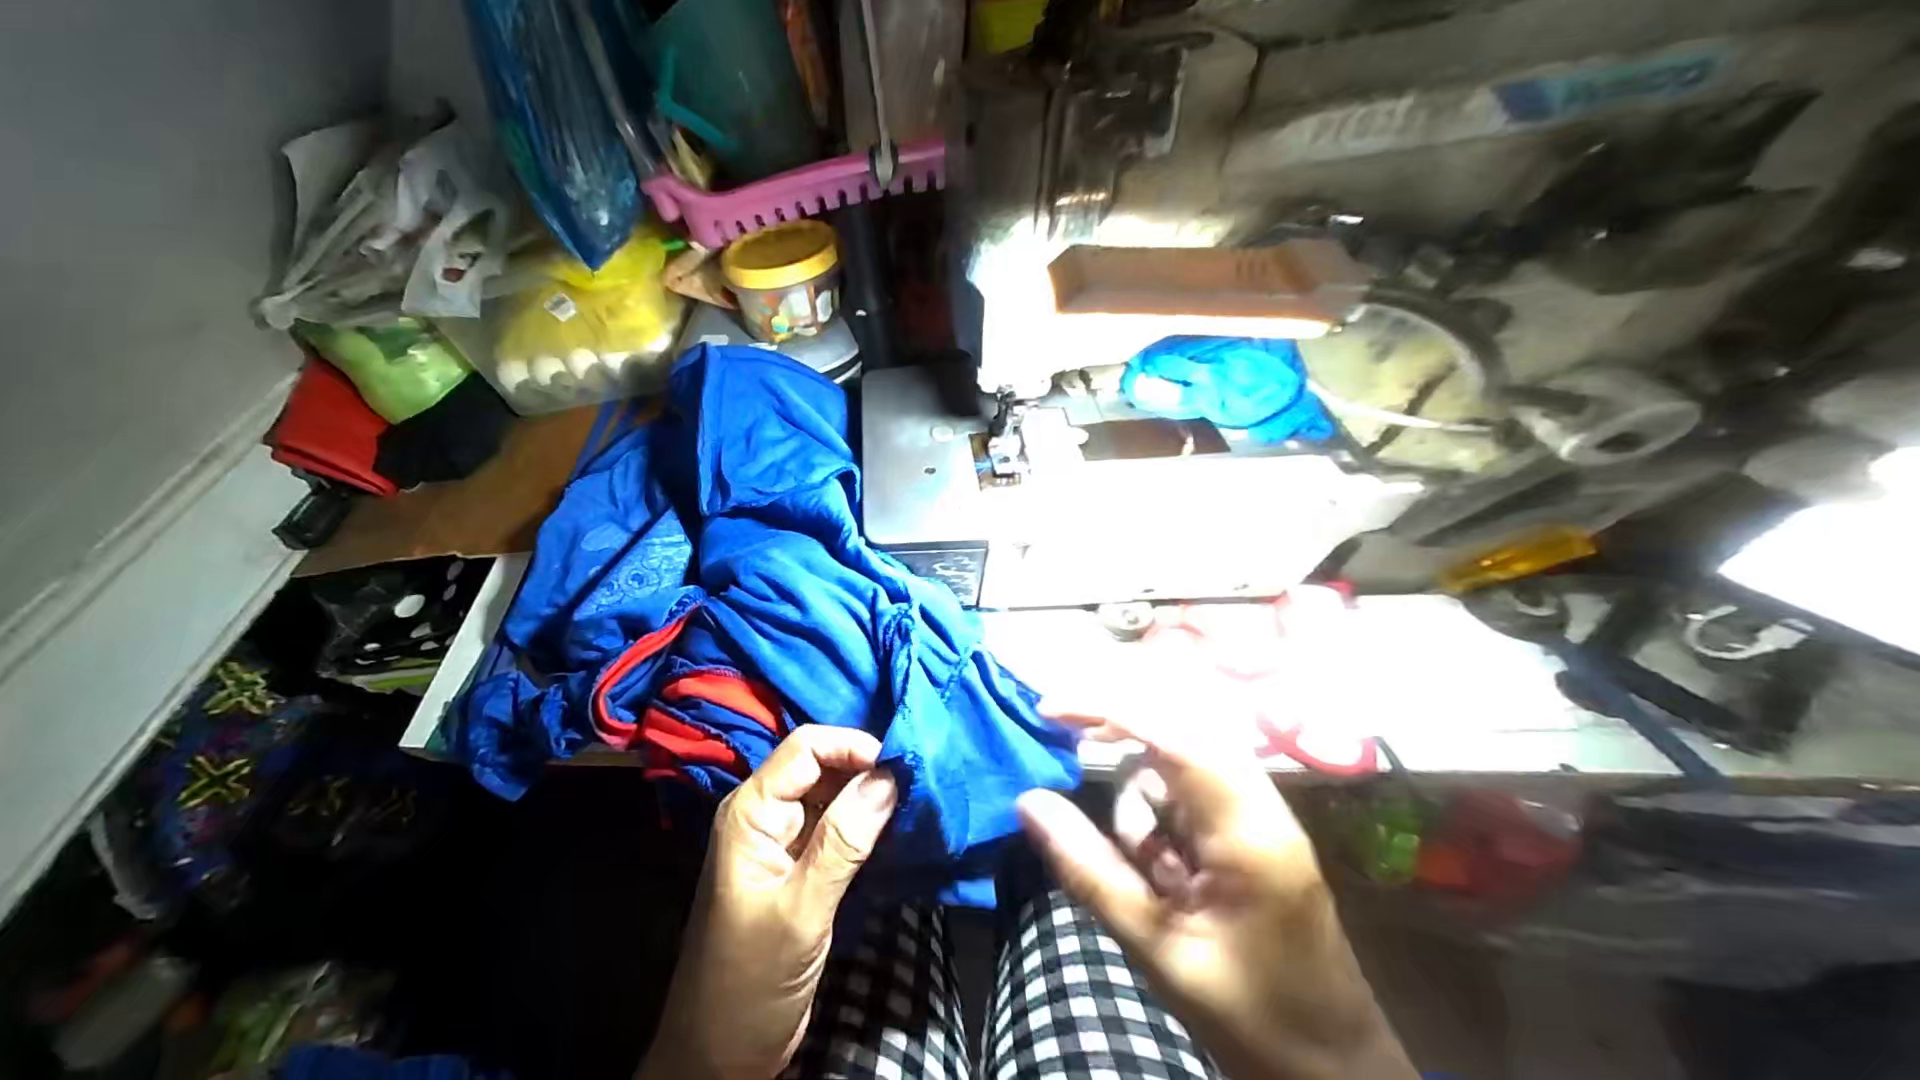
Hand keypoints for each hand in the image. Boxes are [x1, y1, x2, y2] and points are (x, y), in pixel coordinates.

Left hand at [639, 726, 898, 1079]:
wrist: (720, 1055)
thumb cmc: (749, 983)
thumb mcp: (800, 912)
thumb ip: (843, 842)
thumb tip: (890, 777)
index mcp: (751, 813)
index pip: (805, 749)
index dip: (853, 746)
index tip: (902, 765)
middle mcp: (765, 815)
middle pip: (821, 766)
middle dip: (867, 768)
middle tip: (918, 783)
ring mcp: (783, 841)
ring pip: (832, 794)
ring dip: (870, 794)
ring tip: (916, 800)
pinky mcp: (800, 867)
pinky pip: (837, 826)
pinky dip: (866, 822)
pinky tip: (896, 827)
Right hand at [1016, 703, 1415, 1079]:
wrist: (1334, 1068)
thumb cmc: (1248, 1016)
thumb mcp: (1156, 947)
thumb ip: (1089, 870)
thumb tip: (1029, 802)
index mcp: (1247, 830)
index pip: (1174, 736)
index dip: (1108, 709)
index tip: (1049, 710)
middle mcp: (1261, 805)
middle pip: (1181, 730)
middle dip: (1121, 730)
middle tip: (1071, 746)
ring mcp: (1261, 817)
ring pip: (1183, 762)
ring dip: (1144, 797)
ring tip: (1150, 874)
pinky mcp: (1254, 833)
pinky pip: (1192, 795)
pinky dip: (1160, 817)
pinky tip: (1162, 873)